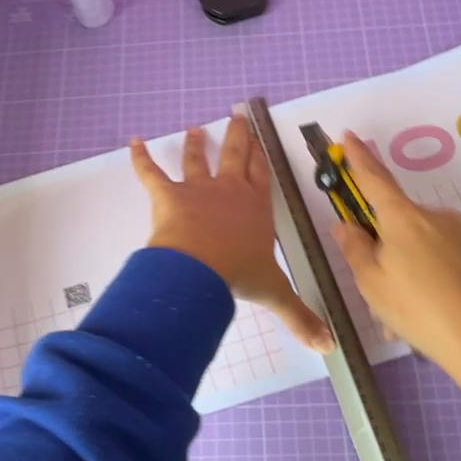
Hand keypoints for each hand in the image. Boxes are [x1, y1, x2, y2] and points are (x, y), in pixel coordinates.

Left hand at [129, 114, 332, 352]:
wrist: (201, 267)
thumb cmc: (239, 275)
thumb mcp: (274, 293)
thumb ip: (300, 317)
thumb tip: (328, 347)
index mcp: (257, 208)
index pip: (263, 176)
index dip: (262, 156)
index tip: (262, 137)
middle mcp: (230, 191)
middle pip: (236, 156)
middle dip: (238, 135)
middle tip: (238, 114)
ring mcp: (198, 189)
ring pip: (198, 160)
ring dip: (197, 144)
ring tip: (195, 128)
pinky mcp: (168, 195)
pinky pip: (151, 172)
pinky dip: (140, 157)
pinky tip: (132, 142)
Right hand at [331, 133, 460, 415]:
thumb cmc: (418, 308)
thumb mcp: (371, 282)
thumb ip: (354, 248)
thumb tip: (346, 225)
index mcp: (403, 216)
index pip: (374, 178)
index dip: (357, 158)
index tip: (347, 137)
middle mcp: (432, 216)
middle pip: (393, 221)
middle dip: (378, 247)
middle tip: (373, 287)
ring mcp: (457, 235)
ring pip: (413, 246)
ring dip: (399, 271)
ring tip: (397, 314)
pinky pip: (434, 260)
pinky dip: (421, 281)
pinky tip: (421, 314)